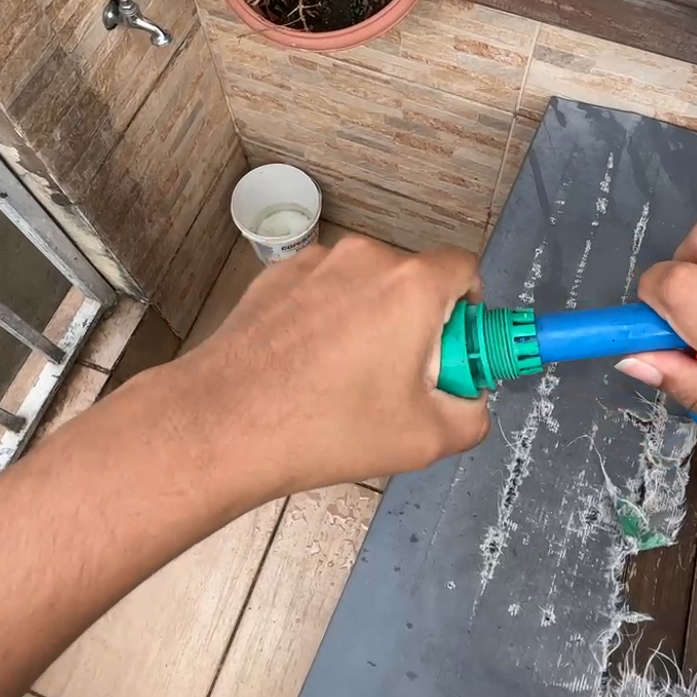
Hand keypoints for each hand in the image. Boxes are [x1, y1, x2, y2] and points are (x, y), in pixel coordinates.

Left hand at [162, 236, 490, 496]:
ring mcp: (315, 260)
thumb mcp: (425, 439)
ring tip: (342, 374)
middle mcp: (366, 257)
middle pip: (412, 278)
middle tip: (397, 375)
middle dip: (417, 319)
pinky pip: (322, 287)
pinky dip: (326, 314)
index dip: (469, 307)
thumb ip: (472, 416)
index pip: (464, 268)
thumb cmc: (332, 426)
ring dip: (370, 315)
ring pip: (365, 282)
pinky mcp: (276, 273)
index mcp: (412, 284)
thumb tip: (472, 401)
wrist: (224, 422)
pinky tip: (303, 362)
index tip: (452, 346)